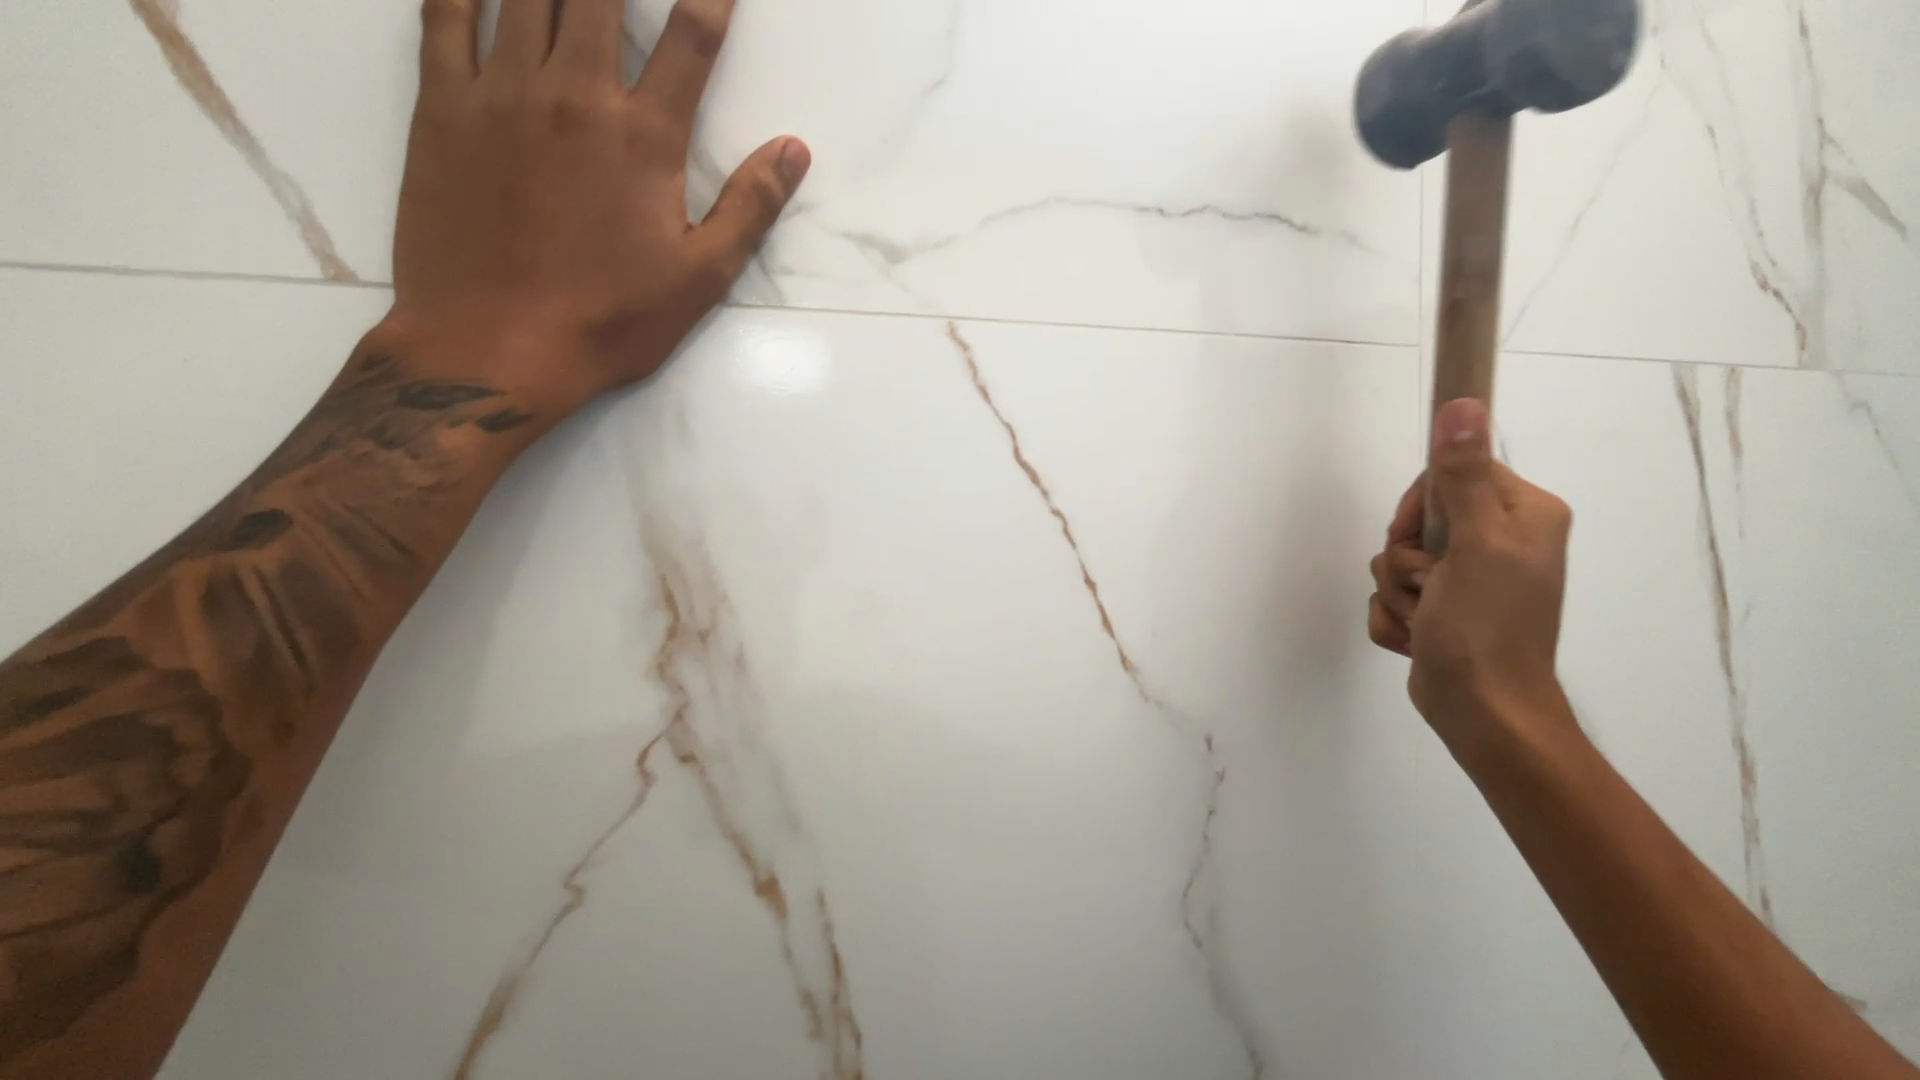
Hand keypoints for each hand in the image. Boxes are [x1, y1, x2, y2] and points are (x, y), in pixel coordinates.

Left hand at [386, 0, 809, 410]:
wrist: (495, 348)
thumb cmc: (609, 320)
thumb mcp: (701, 278)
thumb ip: (751, 207)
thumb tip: (794, 149)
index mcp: (643, 137)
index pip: (690, 39)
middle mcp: (573, 94)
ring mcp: (500, 93)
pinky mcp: (440, 107)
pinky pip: (443, 14)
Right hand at [1368, 399, 1574, 742]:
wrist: (1483, 712)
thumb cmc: (1486, 627)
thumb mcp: (1475, 545)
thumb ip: (1462, 475)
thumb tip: (1461, 402)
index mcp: (1520, 514)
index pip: (1446, 476)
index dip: (1419, 508)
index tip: (1421, 540)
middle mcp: (1497, 539)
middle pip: (1414, 520)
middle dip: (1404, 561)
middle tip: (1430, 587)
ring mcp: (1468, 578)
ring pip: (1395, 562)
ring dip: (1398, 594)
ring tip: (1428, 620)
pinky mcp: (1442, 609)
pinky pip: (1393, 596)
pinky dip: (1397, 618)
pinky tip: (1419, 638)